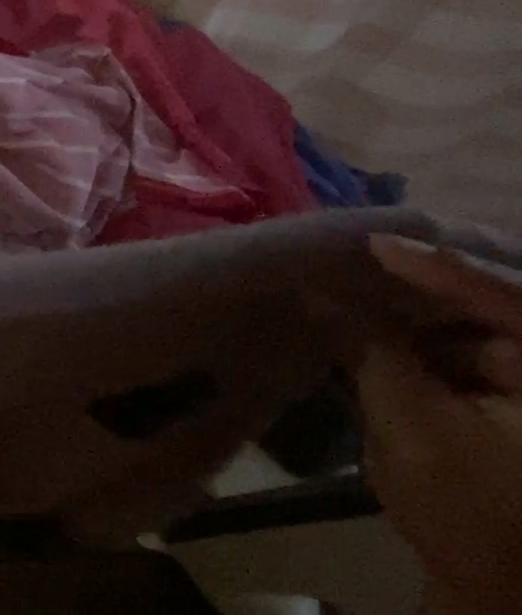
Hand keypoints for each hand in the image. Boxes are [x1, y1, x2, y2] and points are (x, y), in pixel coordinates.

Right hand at [358, 235, 521, 614]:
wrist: (508, 597)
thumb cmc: (470, 512)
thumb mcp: (409, 425)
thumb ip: (371, 350)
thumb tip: (322, 293)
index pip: (512, 302)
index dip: (441, 269)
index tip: (374, 244)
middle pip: (507, 316)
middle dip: (438, 290)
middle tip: (371, 265)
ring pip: (496, 343)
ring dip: (435, 326)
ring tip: (372, 306)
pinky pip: (494, 368)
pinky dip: (447, 354)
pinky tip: (398, 349)